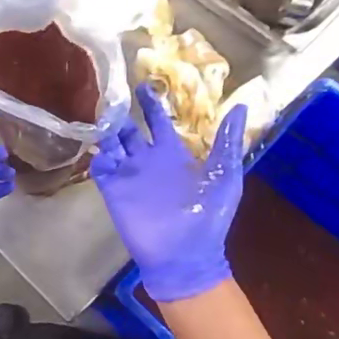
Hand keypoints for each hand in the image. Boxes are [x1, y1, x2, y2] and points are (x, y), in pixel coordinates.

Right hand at [92, 83, 246, 302]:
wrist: (186, 255)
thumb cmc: (209, 217)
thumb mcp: (226, 175)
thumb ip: (228, 141)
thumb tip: (241, 106)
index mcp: (173, 154)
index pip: (158, 121)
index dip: (152, 102)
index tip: (144, 83)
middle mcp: (148, 161)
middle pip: (130, 129)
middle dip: (121, 111)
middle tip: (112, 90)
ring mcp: (129, 176)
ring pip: (112, 144)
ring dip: (106, 128)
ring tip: (100, 110)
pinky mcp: (114, 191)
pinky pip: (100, 167)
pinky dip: (96, 154)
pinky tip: (97, 142)